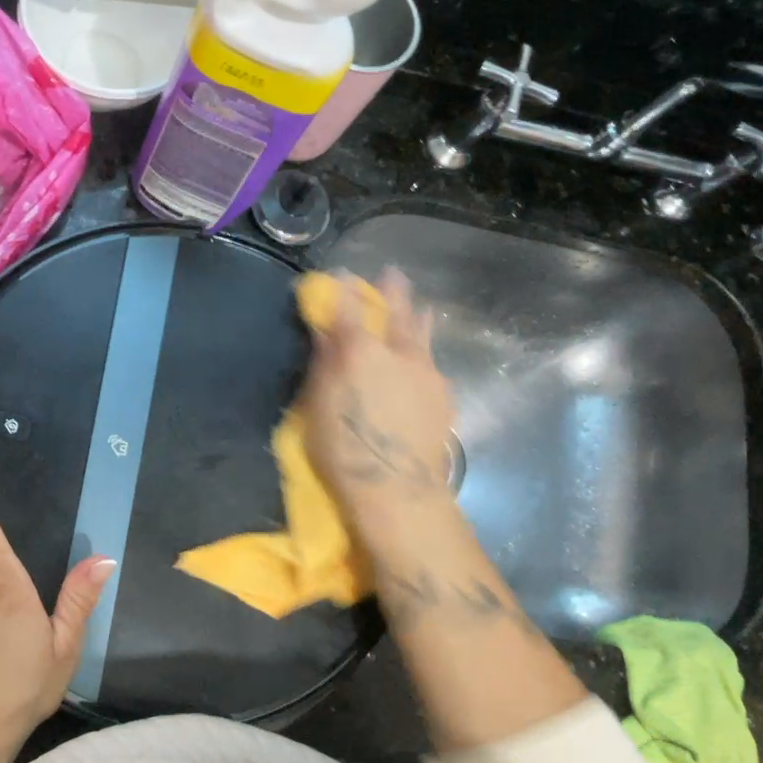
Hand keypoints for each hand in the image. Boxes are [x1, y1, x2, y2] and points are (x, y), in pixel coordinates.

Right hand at [300, 268, 455, 516]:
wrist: (398, 489)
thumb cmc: (344, 451)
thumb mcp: (318, 409)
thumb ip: (324, 367)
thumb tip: (325, 334)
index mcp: (360, 352)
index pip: (348, 310)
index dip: (343, 291)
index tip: (341, 275)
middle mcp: (398, 353)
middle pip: (397, 312)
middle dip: (392, 291)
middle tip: (391, 273)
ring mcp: (428, 372)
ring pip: (423, 334)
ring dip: (418, 317)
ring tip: (420, 308)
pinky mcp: (444, 396)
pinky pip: (434, 365)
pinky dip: (426, 356)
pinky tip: (424, 364)